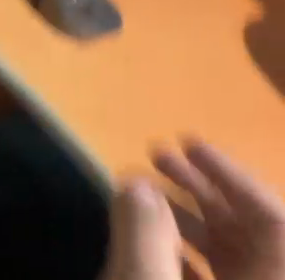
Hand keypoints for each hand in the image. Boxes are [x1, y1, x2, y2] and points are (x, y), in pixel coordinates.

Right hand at [105, 142, 284, 279]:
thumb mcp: (145, 279)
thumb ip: (143, 230)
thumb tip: (137, 181)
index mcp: (274, 279)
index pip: (277, 221)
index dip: (233, 177)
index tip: (186, 142)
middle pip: (258, 235)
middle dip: (205, 191)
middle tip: (155, 156)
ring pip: (239, 257)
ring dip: (191, 218)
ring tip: (142, 191)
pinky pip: (225, 278)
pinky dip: (192, 252)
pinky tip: (154, 239)